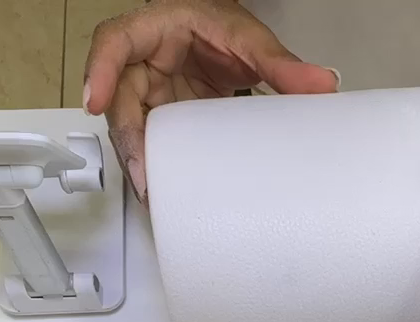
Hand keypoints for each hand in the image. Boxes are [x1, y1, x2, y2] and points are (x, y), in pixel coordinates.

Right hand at [82, 0, 337, 199]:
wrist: (229, 47)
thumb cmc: (223, 29)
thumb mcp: (251, 40)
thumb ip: (283, 63)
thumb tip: (323, 84)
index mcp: (158, 30)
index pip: (116, 42)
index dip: (101, 69)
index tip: (96, 100)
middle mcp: (147, 63)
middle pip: (119, 98)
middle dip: (127, 139)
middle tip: (141, 176)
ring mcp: (152, 93)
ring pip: (132, 126)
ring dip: (137, 160)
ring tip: (150, 193)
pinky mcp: (163, 119)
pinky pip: (150, 142)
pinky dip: (153, 166)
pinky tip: (160, 191)